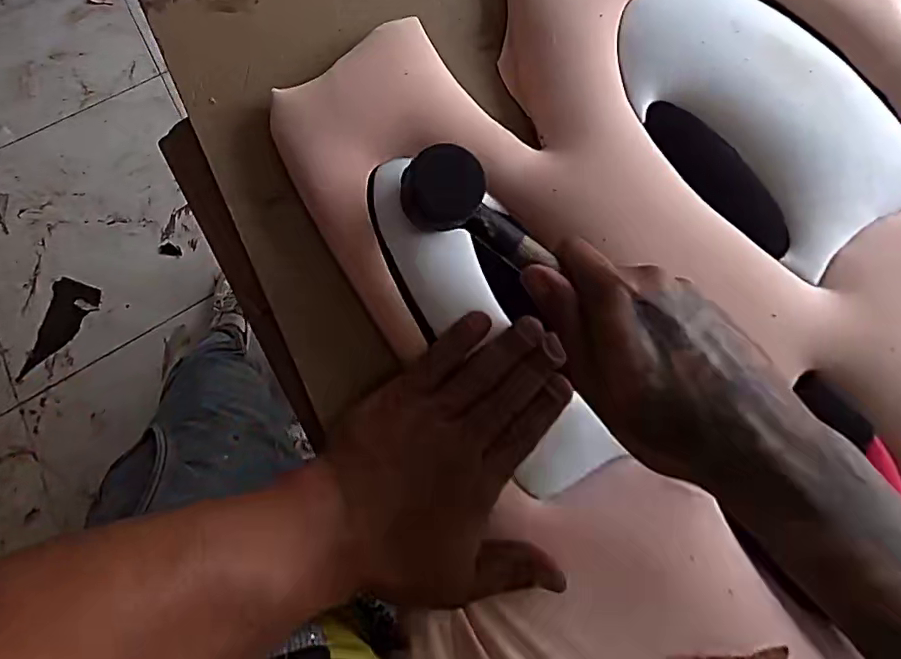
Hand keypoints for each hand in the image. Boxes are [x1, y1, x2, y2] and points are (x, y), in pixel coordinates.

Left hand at [320, 312, 572, 608]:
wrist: (334, 525)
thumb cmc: (392, 555)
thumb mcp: (458, 579)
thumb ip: (511, 571)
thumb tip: (560, 577)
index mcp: (481, 482)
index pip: (524, 434)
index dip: (547, 406)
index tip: (566, 383)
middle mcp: (462, 441)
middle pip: (508, 397)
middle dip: (535, 367)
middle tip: (556, 340)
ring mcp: (430, 414)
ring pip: (478, 374)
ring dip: (507, 348)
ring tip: (529, 324)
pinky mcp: (398, 395)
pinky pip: (434, 361)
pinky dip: (457, 339)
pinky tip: (477, 320)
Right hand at [520, 237, 816, 495]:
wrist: (765, 450)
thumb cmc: (676, 426)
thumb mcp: (595, 380)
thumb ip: (563, 318)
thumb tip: (536, 274)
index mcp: (618, 292)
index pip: (568, 249)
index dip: (556, 275)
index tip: (557, 306)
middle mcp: (653, 280)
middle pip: (601, 274)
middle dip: (591, 305)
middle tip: (598, 356)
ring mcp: (687, 293)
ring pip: (634, 291)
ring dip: (627, 318)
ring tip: (640, 371)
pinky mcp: (712, 309)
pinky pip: (666, 305)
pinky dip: (659, 328)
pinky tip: (672, 371)